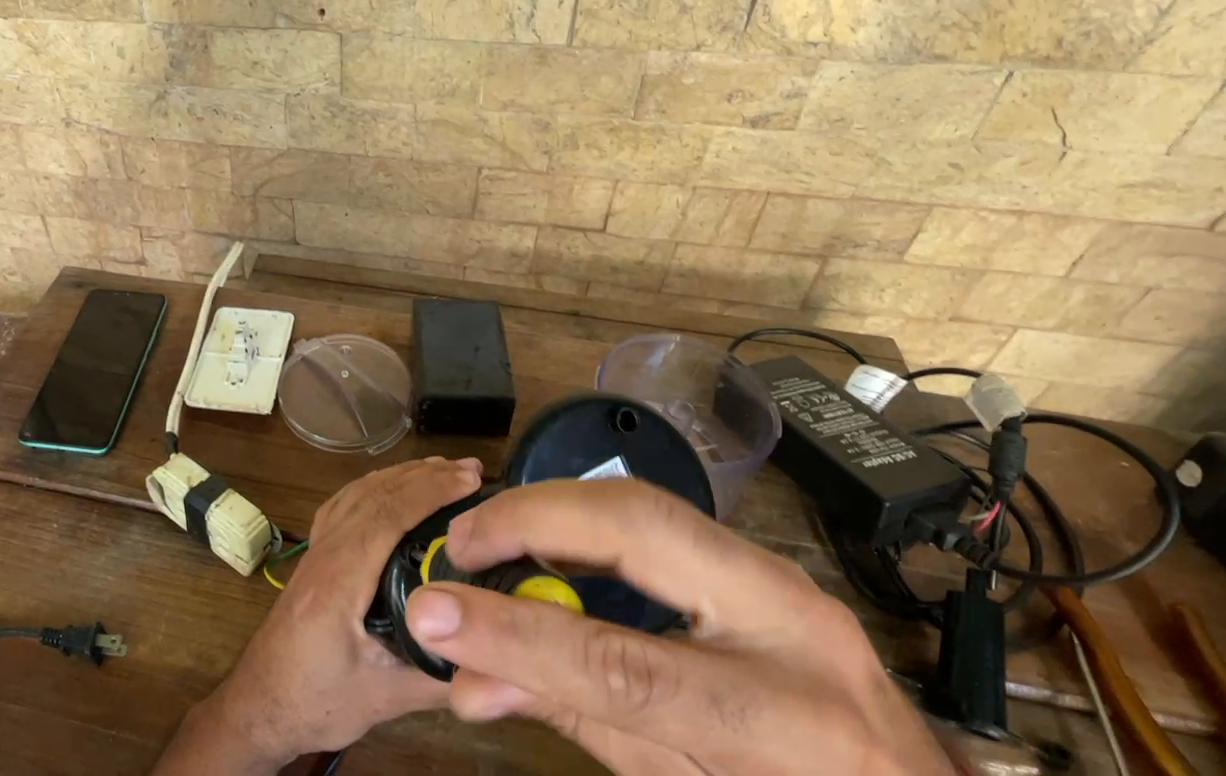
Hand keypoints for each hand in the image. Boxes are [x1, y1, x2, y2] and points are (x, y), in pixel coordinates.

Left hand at [154, 457, 482, 773]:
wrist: (257, 707)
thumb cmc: (315, 702)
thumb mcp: (384, 699)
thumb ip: (438, 675)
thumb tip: (497, 652)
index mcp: (340, 579)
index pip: (386, 514)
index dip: (430, 491)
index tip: (472, 480)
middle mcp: (325, 552)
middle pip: (373, 494)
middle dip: (424, 476)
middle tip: (472, 469)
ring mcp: (315, 550)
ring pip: (357, 493)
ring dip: (400, 475)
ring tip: (443, 470)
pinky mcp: (314, 556)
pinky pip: (345, 503)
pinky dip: (376, 486)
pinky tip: (394, 488)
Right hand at [404, 480, 958, 775]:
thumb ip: (578, 719)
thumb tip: (468, 679)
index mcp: (787, 723)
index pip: (627, 665)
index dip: (517, 634)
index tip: (432, 610)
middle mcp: (793, 623)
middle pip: (642, 529)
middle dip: (534, 518)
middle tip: (460, 541)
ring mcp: (783, 579)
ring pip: (647, 502)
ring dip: (553, 510)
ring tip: (486, 539)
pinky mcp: (761, 559)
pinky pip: (655, 516)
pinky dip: (583, 520)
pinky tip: (542, 540)